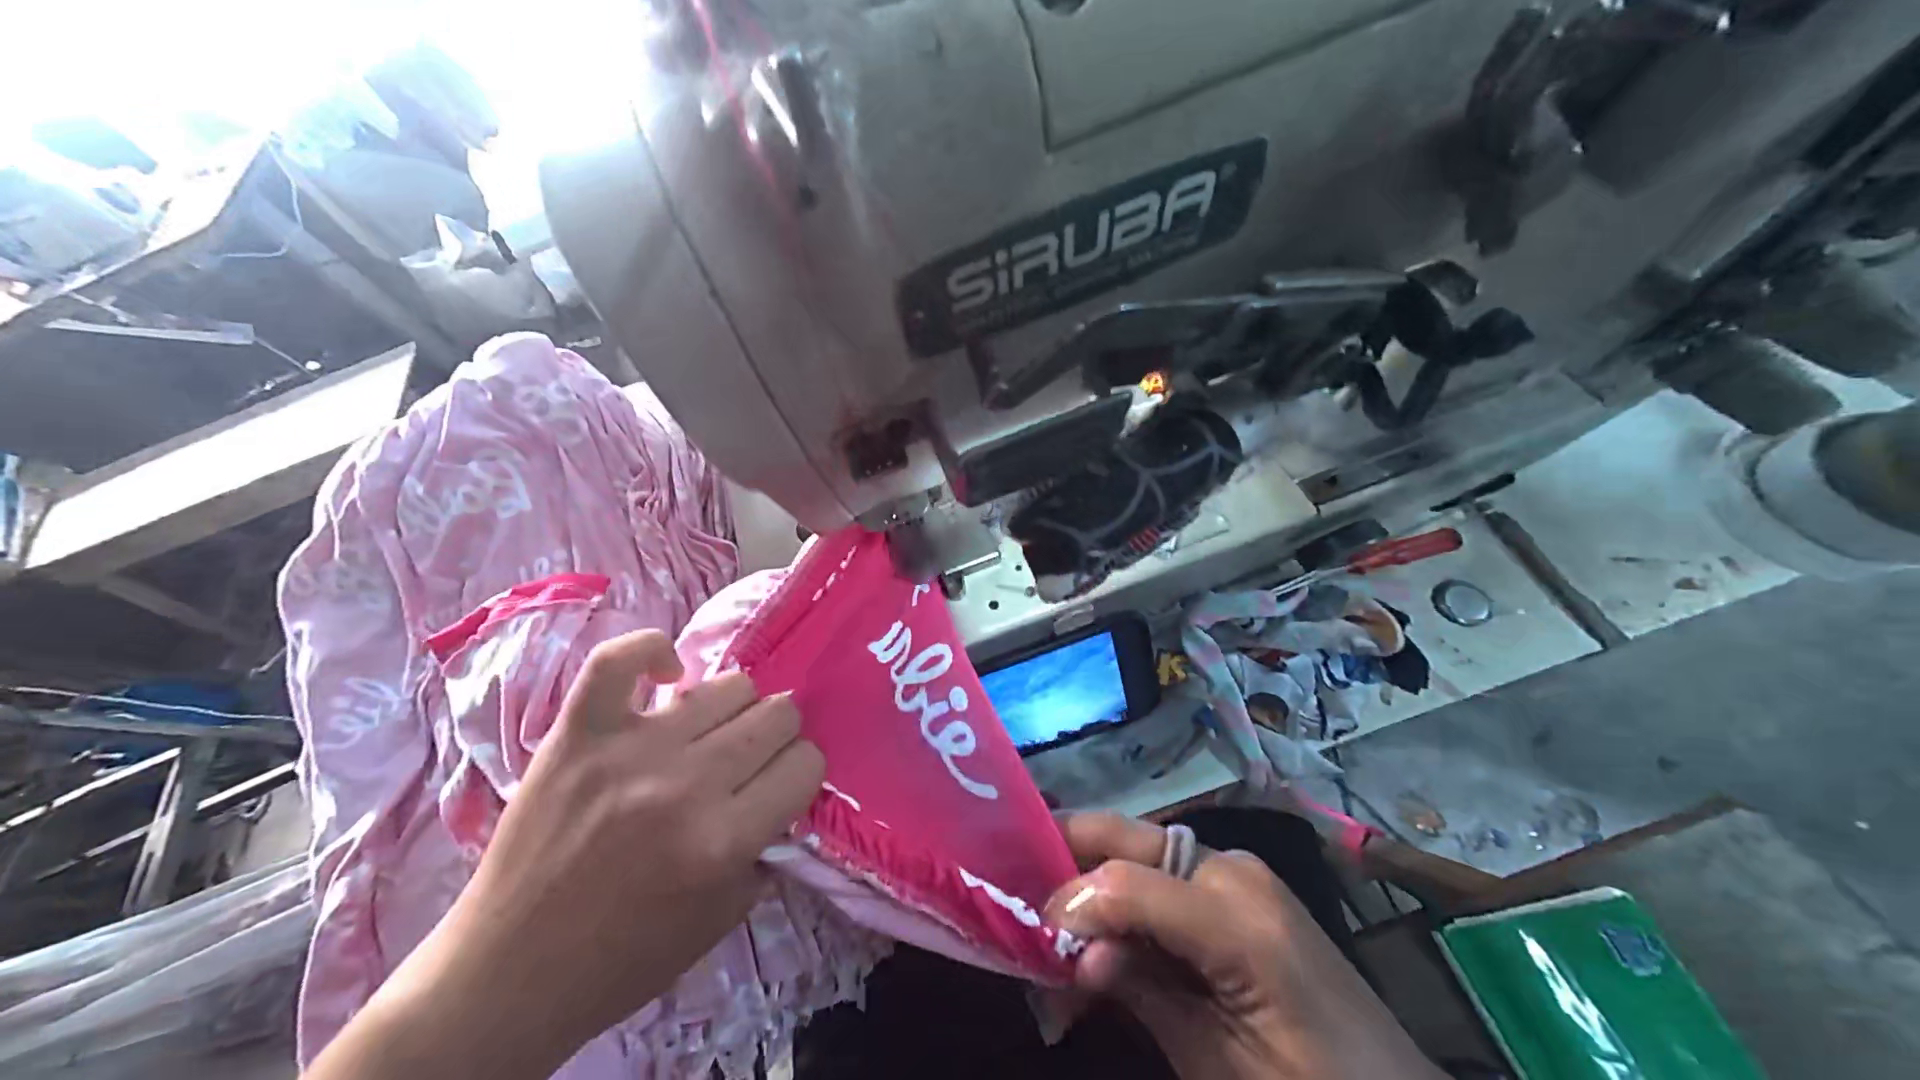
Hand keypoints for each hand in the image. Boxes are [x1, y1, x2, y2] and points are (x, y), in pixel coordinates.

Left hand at [308, 630, 824, 1079]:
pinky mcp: (577, 733)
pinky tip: (666, 674)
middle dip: (779, 738)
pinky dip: (651, 651)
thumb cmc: (626, 956)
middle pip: (776, 716)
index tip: (783, 786)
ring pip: (727, 685)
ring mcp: (629, 750)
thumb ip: (768, 845)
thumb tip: (787, 787)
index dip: (802, 774)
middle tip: (752, 762)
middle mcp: (685, 786)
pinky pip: (618, 659)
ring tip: (711, 735)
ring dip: (735, 709)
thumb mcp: (724, 915)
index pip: (805, 764)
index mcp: (724, 840)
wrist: (510, 973)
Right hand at [1044, 813, 1442, 1079]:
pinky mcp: (1236, 888)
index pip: (1127, 879)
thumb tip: (1072, 953)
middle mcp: (1232, 870)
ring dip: (1088, 879)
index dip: (1069, 901)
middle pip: (1127, 837)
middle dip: (1065, 853)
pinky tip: (1099, 933)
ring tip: (1051, 925)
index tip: (1029, 938)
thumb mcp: (1219, 1064)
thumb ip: (1142, 994)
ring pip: (1137, 851)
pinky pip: (1162, 875)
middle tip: (1015, 890)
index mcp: (1237, 914)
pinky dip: (1122, 896)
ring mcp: (1236, 873)